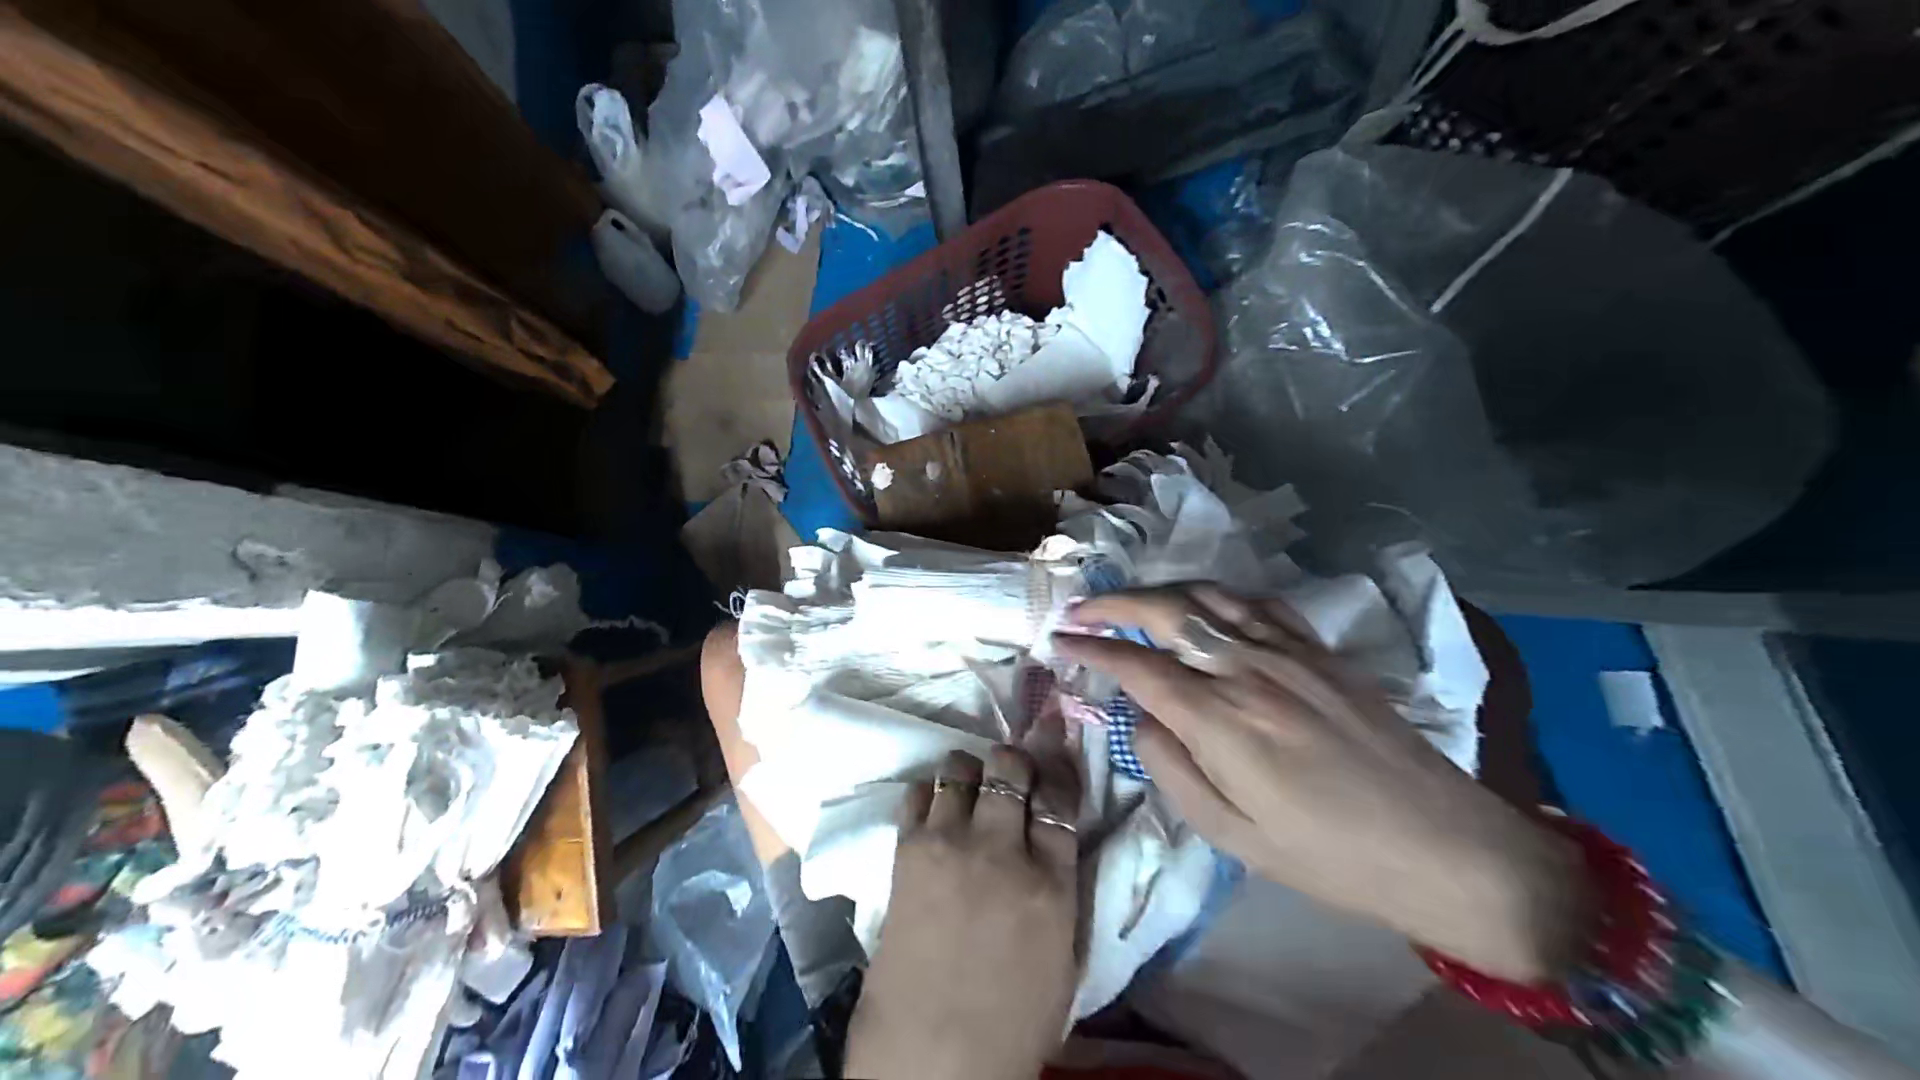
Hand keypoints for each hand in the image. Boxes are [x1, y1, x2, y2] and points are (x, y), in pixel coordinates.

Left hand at [844, 745, 1081, 1079]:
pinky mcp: (908, 852)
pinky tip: (936, 809)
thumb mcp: (1066, 955)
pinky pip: (919, 792)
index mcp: (1052, 881)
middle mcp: (1003, 849)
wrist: (934, 1054)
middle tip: (1011, 769)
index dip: (1060, 761)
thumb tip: (1055, 830)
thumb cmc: (1014, 1017)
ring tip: (970, 790)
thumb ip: (1064, 883)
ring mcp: (950, 845)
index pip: (1061, 795)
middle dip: (1015, 757)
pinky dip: (931, 792)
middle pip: (1010, 766)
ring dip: (971, 770)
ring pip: (961, 767)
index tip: (1056, 743)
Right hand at [1053, 586, 1589, 982]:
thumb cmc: (1326, 854)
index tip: (1061, 641)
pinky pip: (1258, 602)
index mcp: (1220, 720)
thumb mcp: (1230, 834)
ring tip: (1130, 602)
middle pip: (1166, 612)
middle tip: (1081, 608)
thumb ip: (1170, 767)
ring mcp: (1287, 652)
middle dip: (1113, 604)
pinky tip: (1205, 604)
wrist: (1442, 846)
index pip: (1136, 665)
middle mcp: (1247, 669)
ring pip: (1208, 596)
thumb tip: (1140, 717)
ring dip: (1159, 591)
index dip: (1092, 648)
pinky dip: (1218, 594)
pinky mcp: (1320, 650)